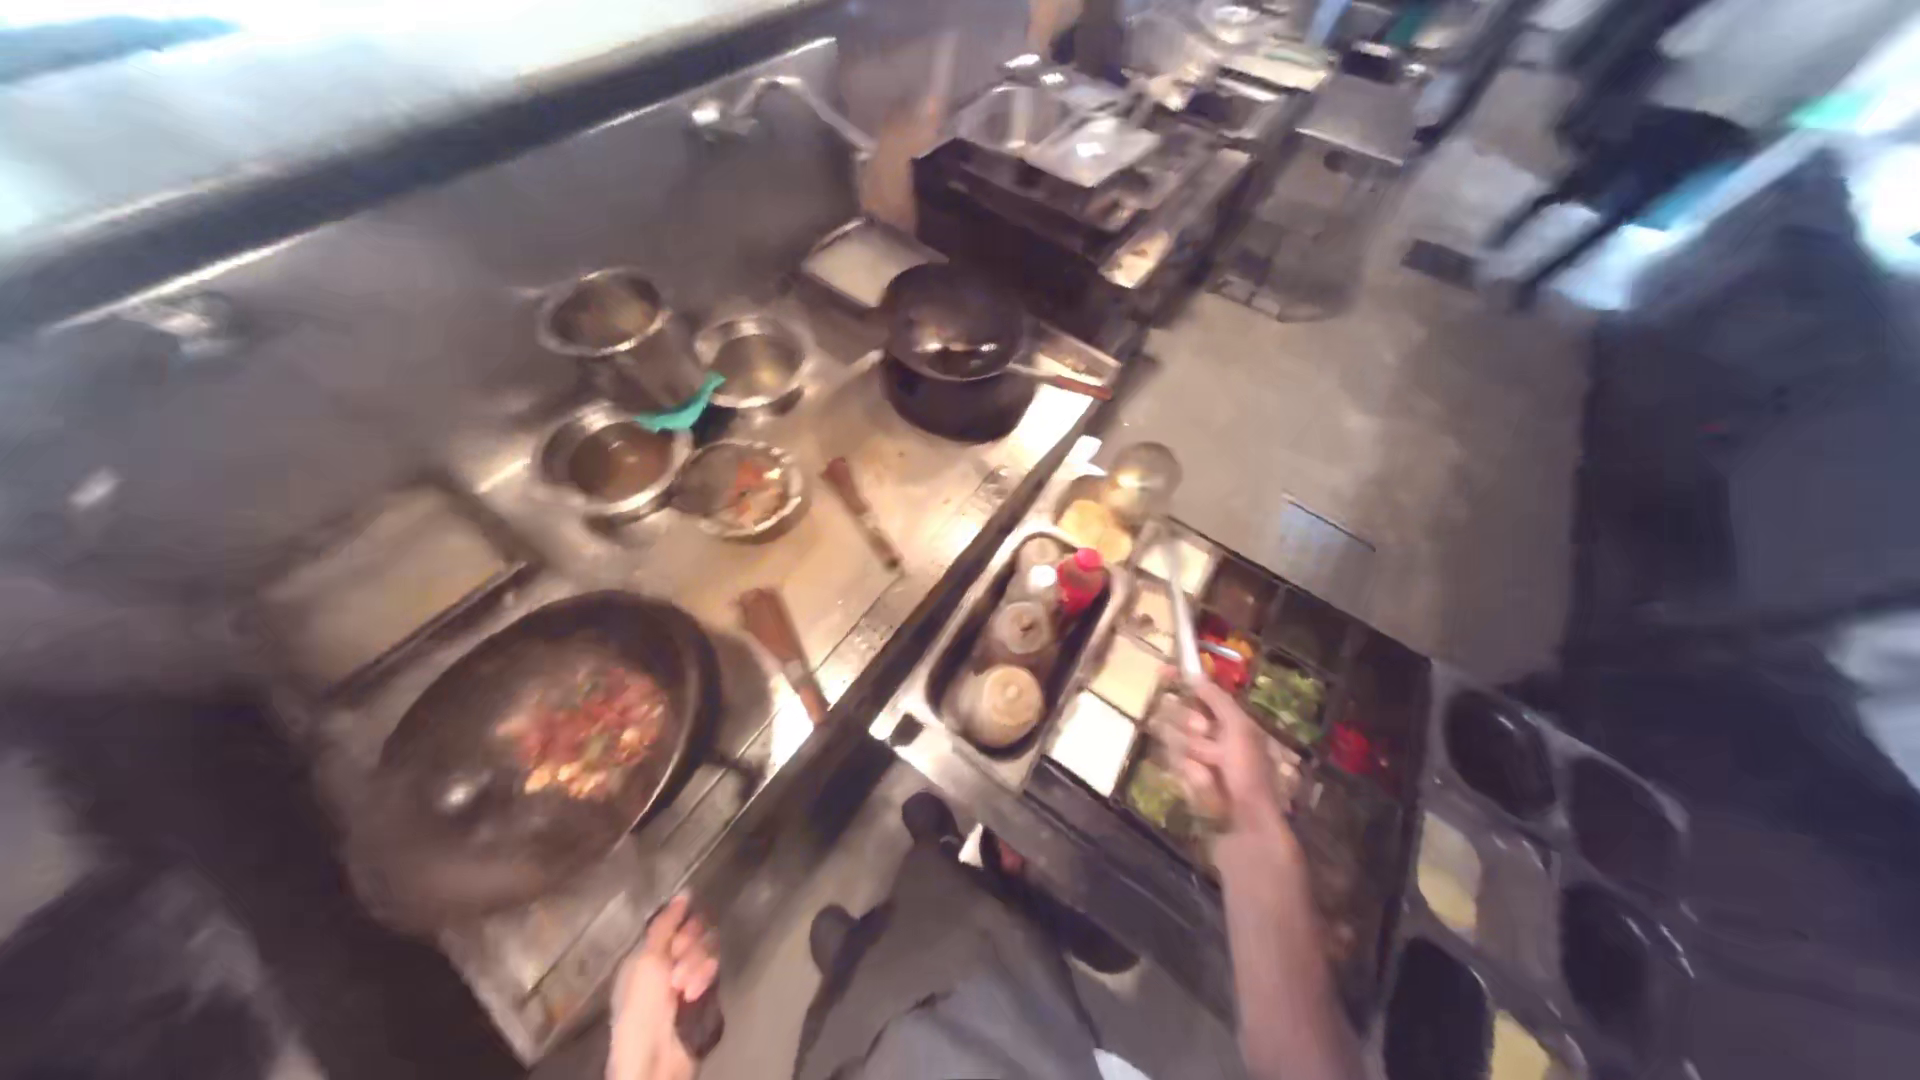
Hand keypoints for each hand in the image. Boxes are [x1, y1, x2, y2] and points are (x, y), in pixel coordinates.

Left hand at [607, 895, 718, 1079]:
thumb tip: (685, 891)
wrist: (654, 1060)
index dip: (681, 923)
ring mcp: (687, 976)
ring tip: (684, 989)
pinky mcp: (705, 990)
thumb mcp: (645, 961)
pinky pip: (714, 967)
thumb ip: (666, 923)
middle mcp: (668, 960)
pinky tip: (694, 994)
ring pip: (708, 947)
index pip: (676, 919)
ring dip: (697, 964)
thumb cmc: (640, 1008)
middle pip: (696, 930)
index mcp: (647, 953)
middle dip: (690, 946)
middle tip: (677, 968)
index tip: (677, 935)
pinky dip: (705, 978)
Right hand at [1176, 676, 1286, 834]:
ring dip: (1190, 760)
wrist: (1248, 833)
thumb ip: (1217, 700)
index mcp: (1235, 725)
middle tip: (1204, 743)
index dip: (1185, 683)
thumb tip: (1195, 673)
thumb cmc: (1249, 776)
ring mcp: (1203, 765)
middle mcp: (1219, 741)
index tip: (1163, 671)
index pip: (1203, 695)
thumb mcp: (1240, 731)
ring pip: (1175, 744)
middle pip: (1183, 718)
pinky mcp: (1189, 786)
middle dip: (1188, 729)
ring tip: (1209, 779)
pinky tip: (1204, 793)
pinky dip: (1189, 780)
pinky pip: (1174, 771)